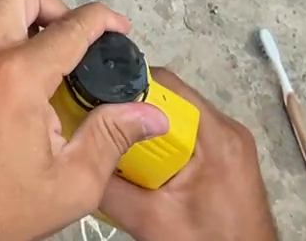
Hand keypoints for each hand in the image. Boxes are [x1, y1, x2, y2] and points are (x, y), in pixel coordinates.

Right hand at [97, 69, 278, 240]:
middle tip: (102, 124)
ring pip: (176, 111)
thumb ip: (110, 184)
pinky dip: (164, 138)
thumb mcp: (150, 221)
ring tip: (120, 144)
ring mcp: (231, 140)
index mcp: (216, 136)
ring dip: (147, 124)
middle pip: (169, 95)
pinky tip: (146, 161)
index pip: (164, 84)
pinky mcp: (229, 153)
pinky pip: (188, 129)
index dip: (126, 87)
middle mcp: (227, 128)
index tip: (96, 101)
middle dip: (133, 107)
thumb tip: (74, 151)